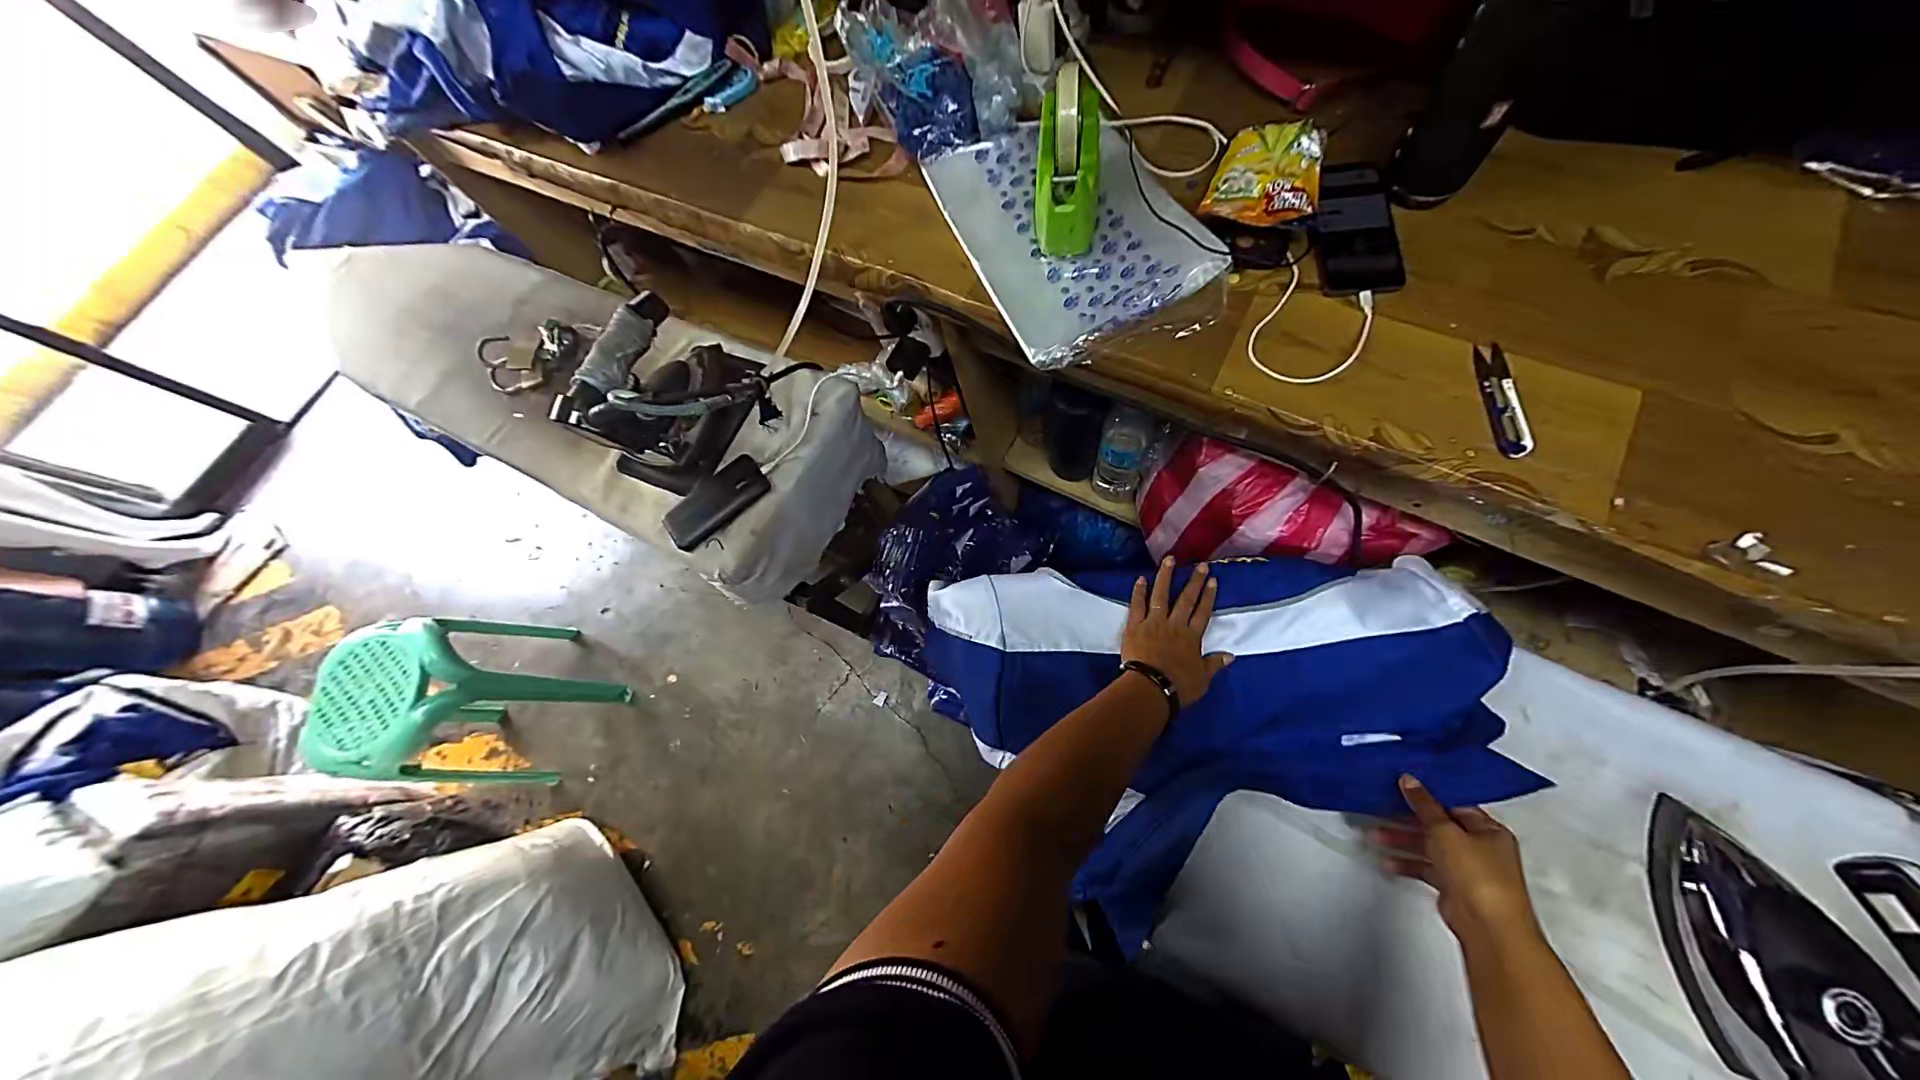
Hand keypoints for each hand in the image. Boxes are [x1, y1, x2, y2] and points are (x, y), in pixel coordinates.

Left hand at [1122, 557, 1233, 706]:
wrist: (1151, 687)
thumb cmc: (1178, 686)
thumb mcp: (1203, 679)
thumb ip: (1214, 664)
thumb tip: (1231, 656)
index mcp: (1192, 637)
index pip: (1203, 612)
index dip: (1208, 596)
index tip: (1212, 581)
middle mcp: (1174, 625)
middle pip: (1186, 599)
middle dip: (1194, 581)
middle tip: (1200, 565)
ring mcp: (1154, 623)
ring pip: (1161, 595)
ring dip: (1165, 576)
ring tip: (1169, 560)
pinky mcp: (1135, 626)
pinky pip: (1137, 605)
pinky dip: (1139, 592)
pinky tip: (1141, 578)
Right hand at [1375, 775, 1541, 950]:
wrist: (1487, 926)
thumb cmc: (1479, 876)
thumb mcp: (1445, 831)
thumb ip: (1424, 805)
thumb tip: (1410, 781)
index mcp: (1488, 830)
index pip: (1452, 805)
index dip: (1425, 796)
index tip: (1400, 787)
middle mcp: (1480, 848)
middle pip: (1436, 826)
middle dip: (1405, 821)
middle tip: (1379, 812)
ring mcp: (1466, 869)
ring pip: (1427, 847)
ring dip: (1401, 842)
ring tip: (1374, 836)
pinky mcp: (1453, 887)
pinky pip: (1425, 868)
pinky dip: (1407, 864)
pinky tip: (1388, 861)